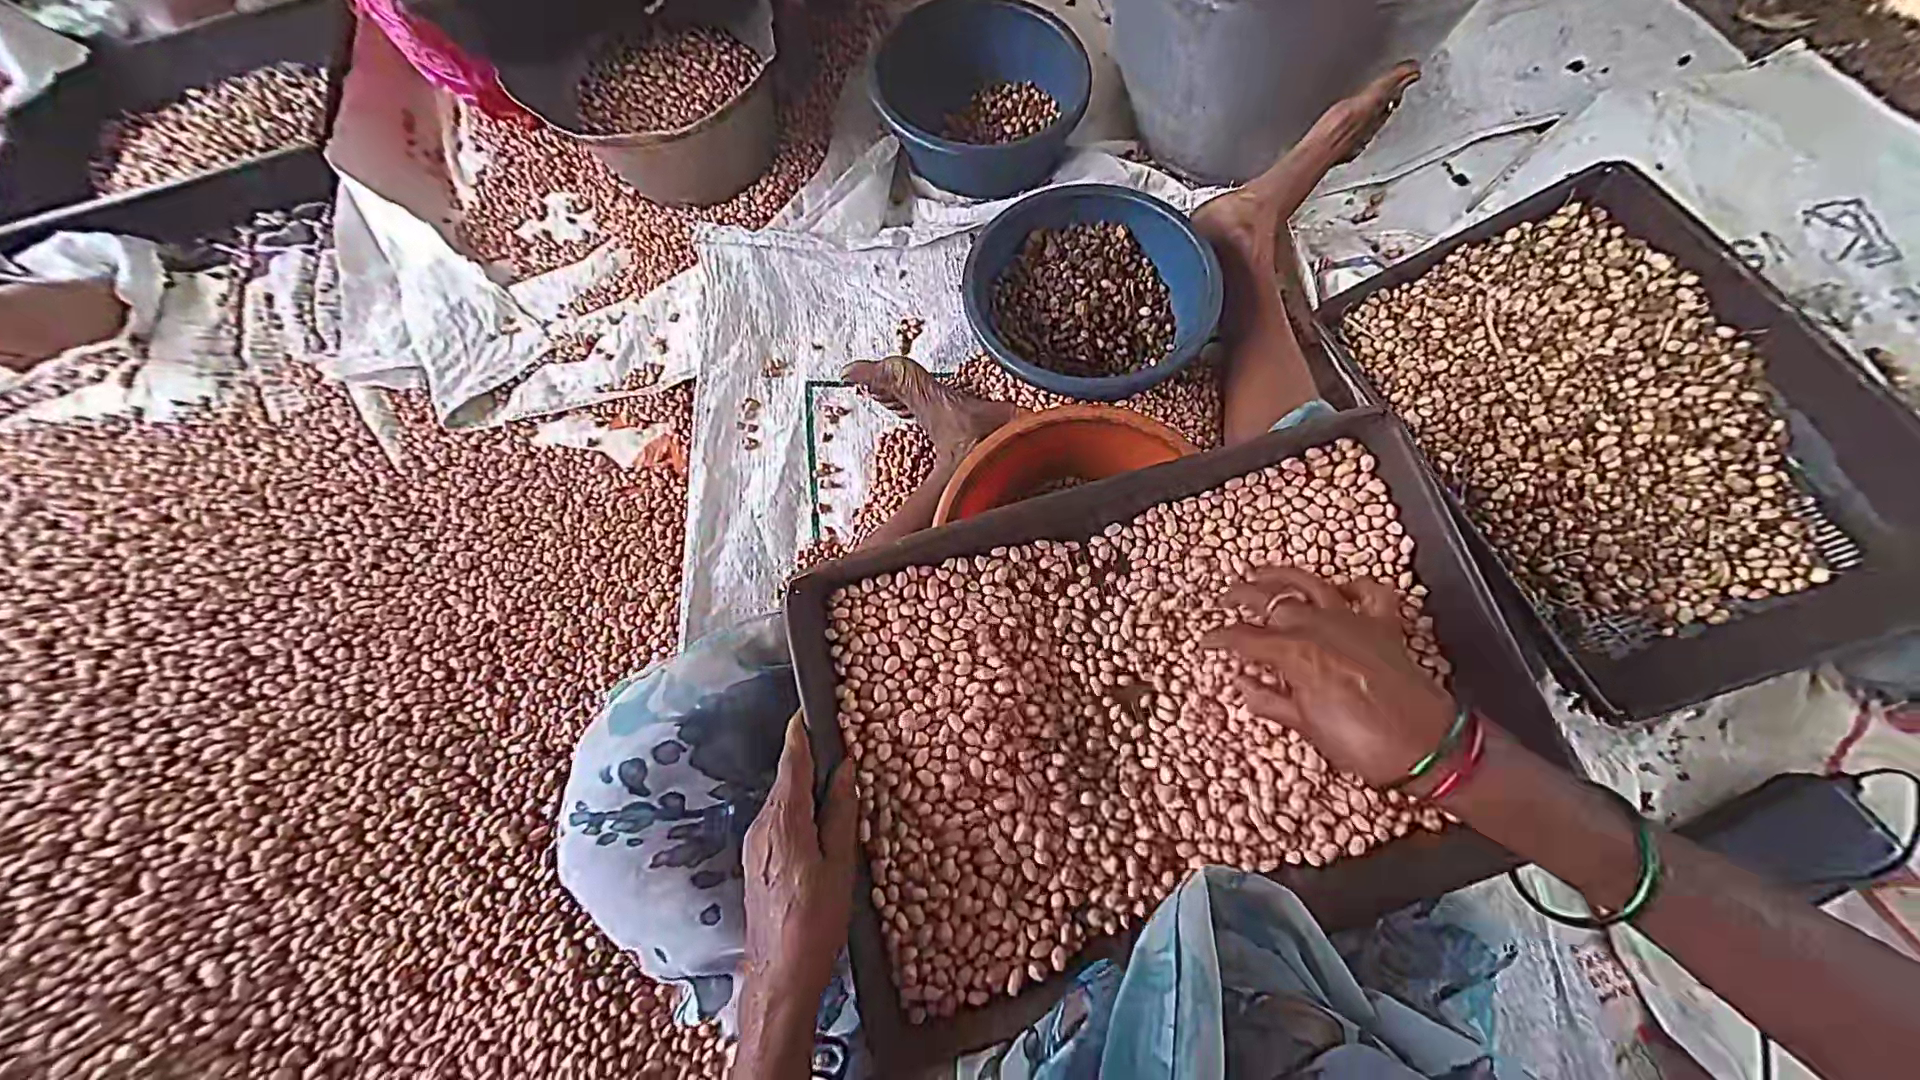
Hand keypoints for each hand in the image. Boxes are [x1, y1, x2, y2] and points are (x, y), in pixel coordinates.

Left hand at [742, 713, 856, 1000]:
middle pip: (786, 778)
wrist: (777, 975)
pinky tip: (817, 816)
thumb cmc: (816, 920)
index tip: (809, 709)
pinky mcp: (754, 858)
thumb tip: (844, 768)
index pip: (791, 762)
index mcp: (784, 821)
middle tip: (836, 744)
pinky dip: (796, 805)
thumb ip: (840, 812)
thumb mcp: (839, 864)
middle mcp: (762, 824)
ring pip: (781, 798)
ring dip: (804, 783)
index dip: (800, 732)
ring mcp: (753, 842)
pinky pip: (777, 817)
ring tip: (833, 778)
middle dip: (808, 757)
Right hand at [1201, 567, 1455, 787]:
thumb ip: (1268, 699)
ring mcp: (1353, 622)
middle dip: (1242, 598)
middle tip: (1225, 601)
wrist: (1428, 749)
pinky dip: (1354, 586)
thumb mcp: (1304, 725)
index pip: (1244, 637)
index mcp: (1294, 653)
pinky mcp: (1383, 627)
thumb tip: (1241, 682)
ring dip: (1283, 576)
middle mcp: (1319, 627)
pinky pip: (1369, 594)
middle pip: (1270, 601)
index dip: (1220, 638)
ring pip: (1311, 584)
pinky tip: (1340, 587)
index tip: (1206, 642)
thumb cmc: (1360, 743)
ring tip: (1262, 573)